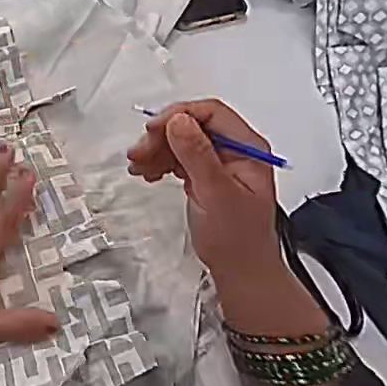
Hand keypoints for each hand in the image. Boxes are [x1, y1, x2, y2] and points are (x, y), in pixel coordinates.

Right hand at [127, 99, 335, 385]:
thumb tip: (179, 121)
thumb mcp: (216, 193)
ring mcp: (220, 164)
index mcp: (247, 149)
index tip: (154, 130)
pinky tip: (148, 172)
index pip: (211, 113)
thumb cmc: (238, 240)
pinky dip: (162, 162)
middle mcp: (235, 152)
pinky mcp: (206, 177)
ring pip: (183, 142)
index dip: (179, 116)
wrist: (241, 271)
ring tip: (138, 165)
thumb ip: (198, 155)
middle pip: (193, 126)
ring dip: (158, 150)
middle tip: (140, 152)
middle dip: (163, 136)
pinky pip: (180, 159)